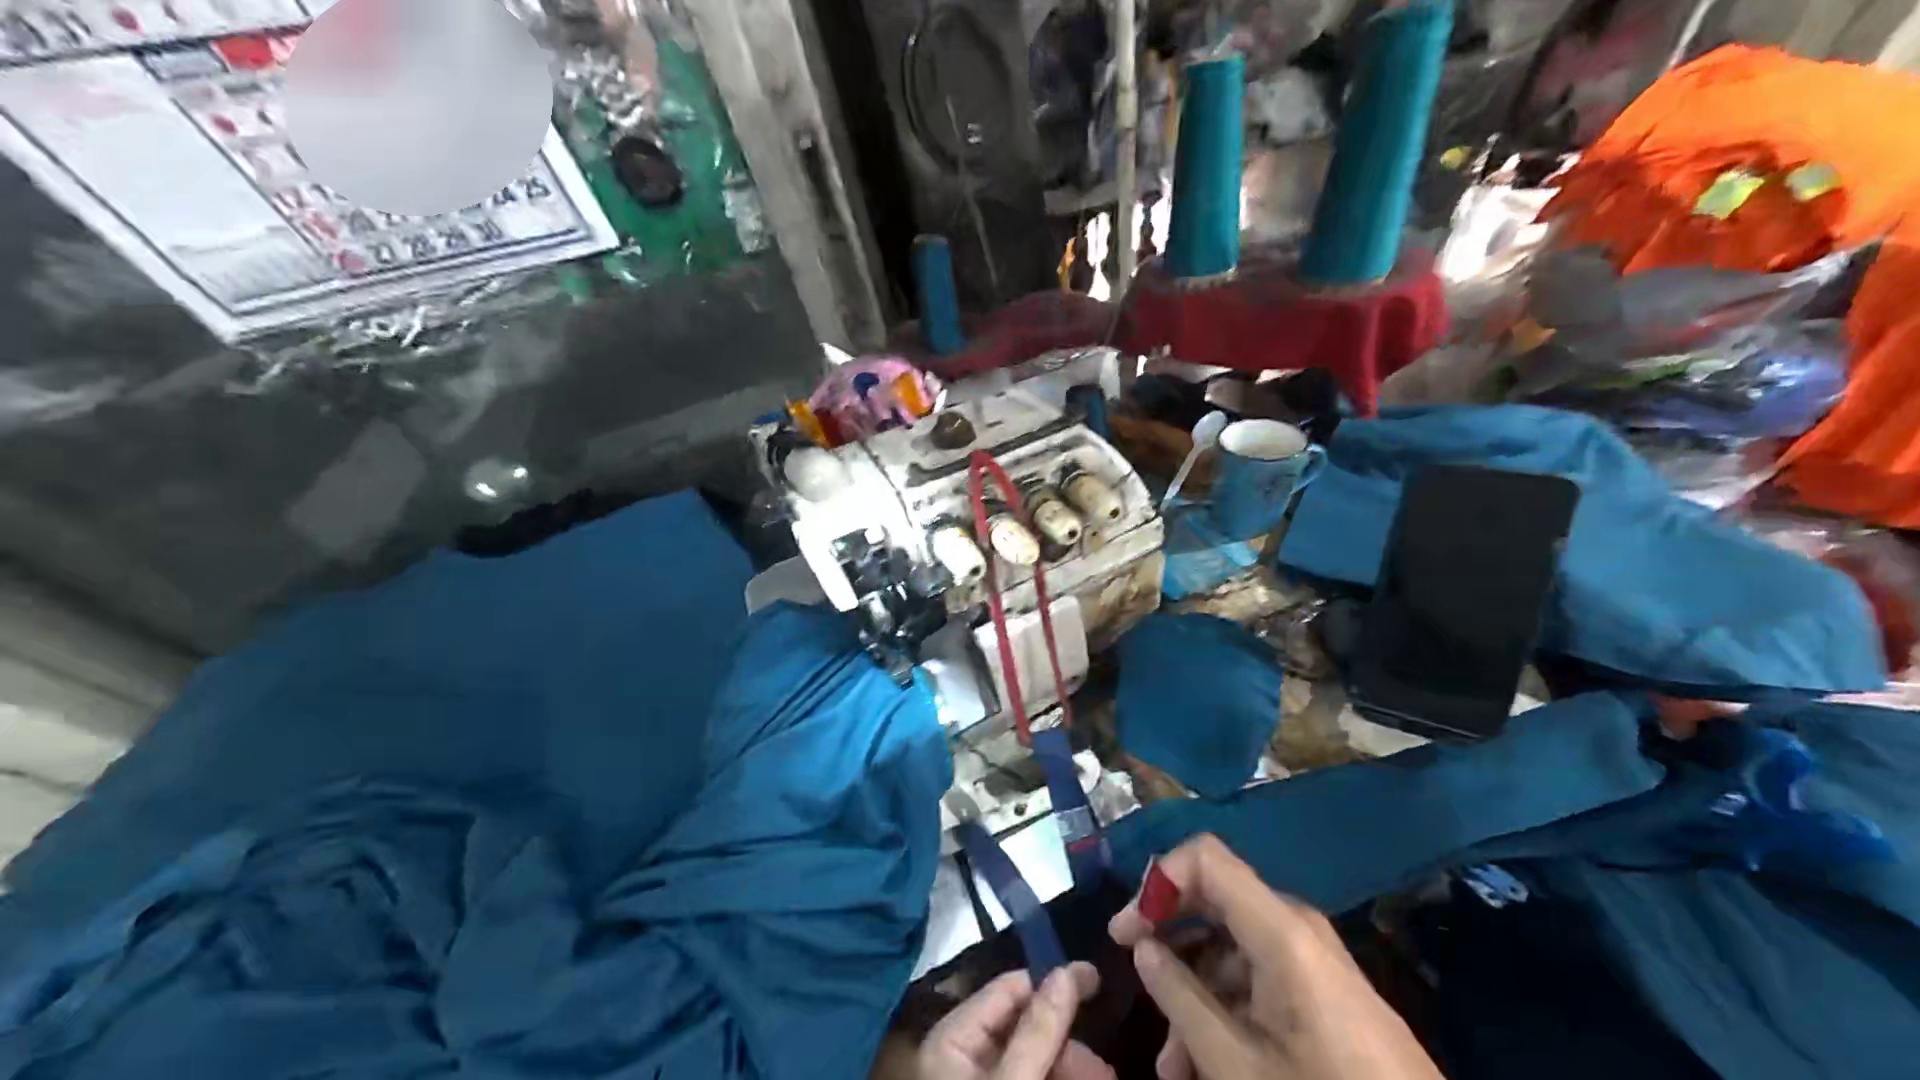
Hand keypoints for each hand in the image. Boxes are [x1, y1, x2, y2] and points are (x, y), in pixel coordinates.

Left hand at [918, 963, 1115, 1079]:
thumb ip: (1037, 1032)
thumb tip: (1065, 972)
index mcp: (952, 1039)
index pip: (1008, 989)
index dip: (1052, 981)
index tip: (1096, 979)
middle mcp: (963, 1056)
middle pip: (1026, 1028)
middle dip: (1069, 1043)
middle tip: (1105, 1071)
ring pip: (1035, 1058)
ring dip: (1071, 1066)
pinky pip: (1032, 1077)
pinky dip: (1058, 1078)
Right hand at [1109, 835, 1442, 1079]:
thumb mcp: (1237, 1065)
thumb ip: (1179, 997)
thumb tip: (1142, 947)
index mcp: (1280, 931)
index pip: (1204, 857)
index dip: (1157, 881)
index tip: (1128, 932)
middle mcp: (1295, 928)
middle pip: (1212, 901)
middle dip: (1167, 941)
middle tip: (1132, 978)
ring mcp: (1312, 959)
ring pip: (1230, 948)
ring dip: (1192, 990)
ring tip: (1170, 1062)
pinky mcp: (1322, 989)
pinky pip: (1257, 975)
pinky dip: (1223, 1005)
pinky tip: (1203, 1061)